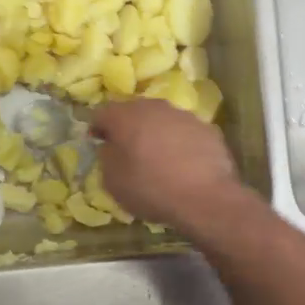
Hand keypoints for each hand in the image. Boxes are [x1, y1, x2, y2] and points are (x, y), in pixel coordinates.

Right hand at [91, 97, 246, 230]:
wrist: (204, 197)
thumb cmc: (149, 188)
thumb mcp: (112, 180)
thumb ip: (106, 156)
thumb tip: (110, 146)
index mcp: (125, 116)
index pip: (101, 114)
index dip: (96, 128)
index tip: (97, 143)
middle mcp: (154, 107)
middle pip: (133, 111)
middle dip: (126, 126)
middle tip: (125, 148)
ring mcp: (183, 115)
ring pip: (160, 119)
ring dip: (154, 132)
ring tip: (155, 156)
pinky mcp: (207, 129)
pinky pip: (183, 131)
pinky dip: (177, 142)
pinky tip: (180, 162)